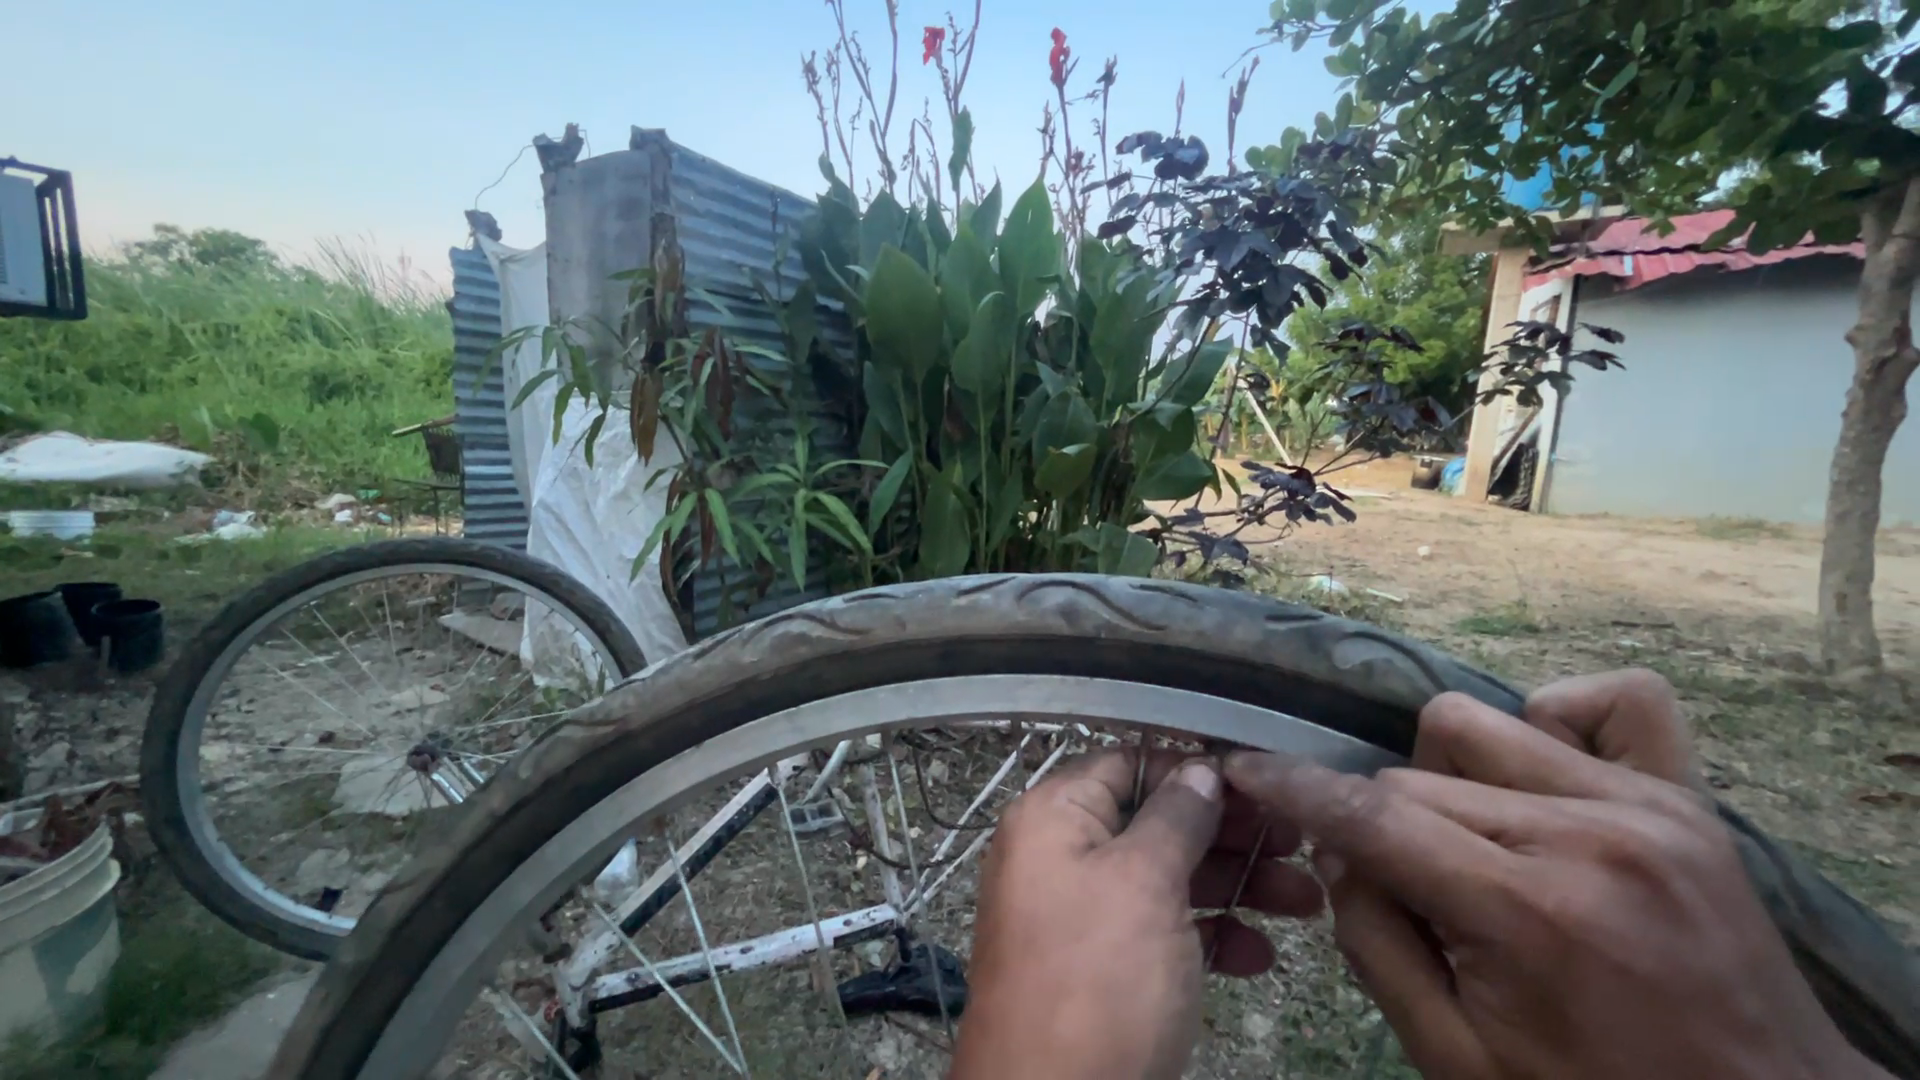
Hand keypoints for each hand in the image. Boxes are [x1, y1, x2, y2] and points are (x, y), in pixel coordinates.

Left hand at [949, 750, 1323, 1079]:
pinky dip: (1207, 938)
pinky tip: (1257, 958)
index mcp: (1054, 816)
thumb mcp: (1143, 882)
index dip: (1190, 769)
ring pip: (1165, 878)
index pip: (1127, 765)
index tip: (1259, 781)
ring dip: (1233, 887)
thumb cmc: (1097, 977)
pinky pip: (1159, 932)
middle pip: (1153, 822)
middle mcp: (1062, 854)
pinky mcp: (1104, 967)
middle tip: (1298, 842)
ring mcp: (1082, 913)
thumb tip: (1201, 768)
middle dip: (1227, 833)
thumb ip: (1176, 817)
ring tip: (1305, 901)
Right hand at [1225, 690, 1891, 1079]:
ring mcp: (1648, 804)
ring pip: (1471, 723)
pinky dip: (1552, 721)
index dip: (1292, 787)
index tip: (1243, 767)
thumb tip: (1337, 850)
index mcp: (1528, 911)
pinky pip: (1611, 700)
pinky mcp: (1688, 794)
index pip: (1370, 815)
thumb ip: (1372, 939)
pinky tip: (1543, 778)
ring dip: (1444, 777)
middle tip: (1405, 882)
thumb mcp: (1452, 1053)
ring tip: (1475, 838)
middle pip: (1410, 777)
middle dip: (1381, 823)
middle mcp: (1589, 833)